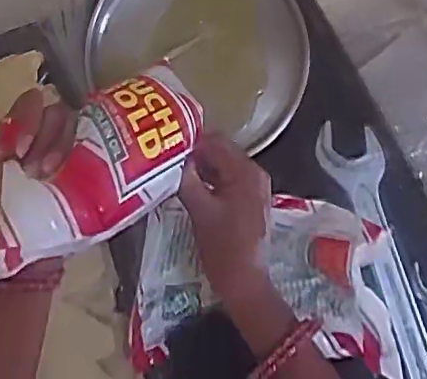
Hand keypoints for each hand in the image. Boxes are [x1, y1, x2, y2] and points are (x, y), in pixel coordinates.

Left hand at [0, 88, 72, 286]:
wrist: (24, 260)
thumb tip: (25, 115)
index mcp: (20, 132)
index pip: (32, 101)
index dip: (29, 117)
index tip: (21, 148)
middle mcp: (48, 134)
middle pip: (56, 110)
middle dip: (46, 137)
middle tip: (37, 170)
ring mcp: (72, 147)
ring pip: (76, 124)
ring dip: (60, 147)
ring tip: (48, 176)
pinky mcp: (91, 163)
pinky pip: (95, 142)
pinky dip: (84, 152)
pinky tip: (71, 174)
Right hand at [176, 135, 273, 303]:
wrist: (246, 285)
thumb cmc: (223, 248)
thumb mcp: (199, 211)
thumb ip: (187, 179)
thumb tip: (175, 158)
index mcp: (245, 171)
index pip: (215, 141)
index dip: (192, 142)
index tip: (170, 147)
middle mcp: (255, 173)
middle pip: (221, 152)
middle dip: (197, 155)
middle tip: (171, 161)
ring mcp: (255, 187)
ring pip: (224, 166)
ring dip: (203, 169)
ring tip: (178, 174)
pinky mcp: (251, 200)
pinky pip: (229, 180)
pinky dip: (213, 181)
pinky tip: (193, 189)